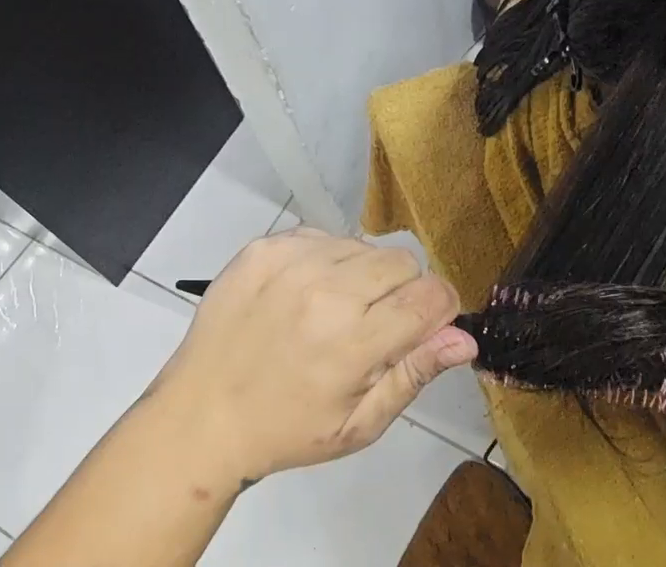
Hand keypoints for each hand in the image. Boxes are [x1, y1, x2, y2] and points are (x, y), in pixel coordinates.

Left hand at [147, 229, 476, 481]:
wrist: (199, 417)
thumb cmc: (287, 430)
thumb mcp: (358, 424)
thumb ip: (414, 374)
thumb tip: (466, 339)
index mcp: (353, 341)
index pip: (431, 296)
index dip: (440, 310)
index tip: (425, 327)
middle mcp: (326, 290)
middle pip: (402, 262)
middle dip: (403, 291)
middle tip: (374, 325)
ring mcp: (291, 262)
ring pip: (364, 245)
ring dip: (363, 274)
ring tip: (334, 311)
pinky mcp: (264, 248)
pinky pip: (322, 236)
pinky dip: (326, 260)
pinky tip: (304, 294)